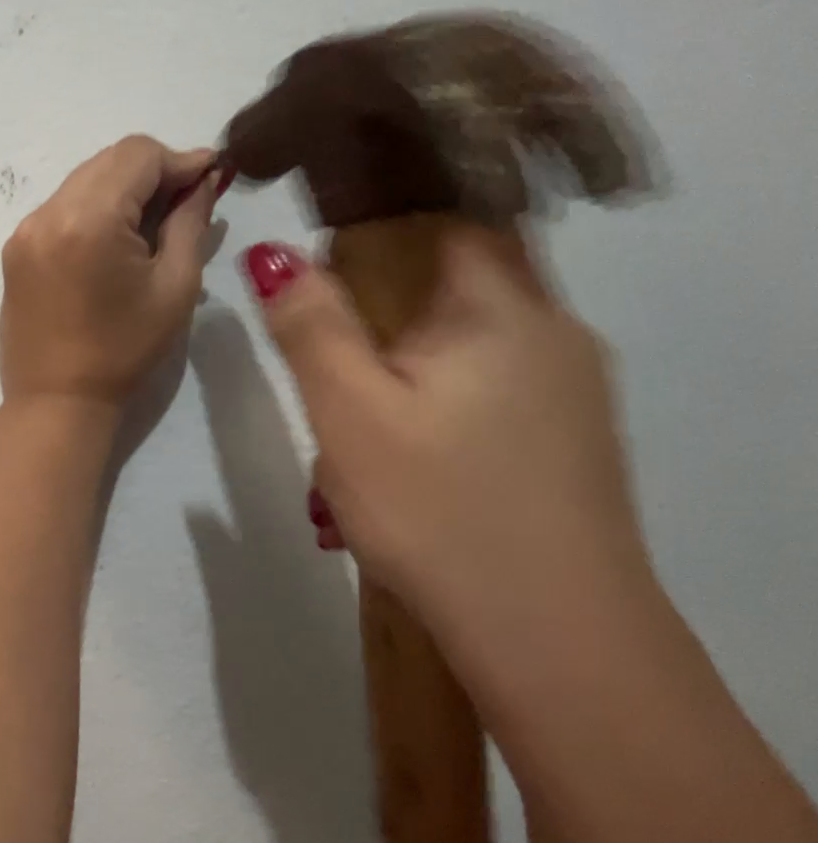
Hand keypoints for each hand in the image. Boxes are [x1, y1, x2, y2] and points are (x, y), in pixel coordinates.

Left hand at [0, 137, 222, 407]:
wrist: (55, 402)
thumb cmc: (124, 352)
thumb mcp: (175, 285)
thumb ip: (190, 220)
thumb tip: (201, 180)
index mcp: (88, 219)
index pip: (138, 154)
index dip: (179, 161)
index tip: (208, 182)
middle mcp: (47, 214)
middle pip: (107, 162)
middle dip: (150, 173)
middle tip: (182, 205)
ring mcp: (24, 233)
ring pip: (81, 182)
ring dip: (119, 191)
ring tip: (147, 228)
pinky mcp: (14, 252)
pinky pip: (59, 210)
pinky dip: (90, 211)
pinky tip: (111, 243)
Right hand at [243, 228, 646, 627]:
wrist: (545, 624)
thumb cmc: (433, 506)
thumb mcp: (348, 414)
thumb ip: (310, 328)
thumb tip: (272, 252)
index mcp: (503, 308)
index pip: (450, 217)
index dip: (384, 222)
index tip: (324, 258)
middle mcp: (554, 330)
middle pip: (459, 281)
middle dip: (385, 309)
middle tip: (326, 363)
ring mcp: (570, 387)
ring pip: (470, 343)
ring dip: (406, 365)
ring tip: (354, 430)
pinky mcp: (566, 436)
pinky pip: (490, 388)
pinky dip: (438, 401)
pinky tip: (405, 461)